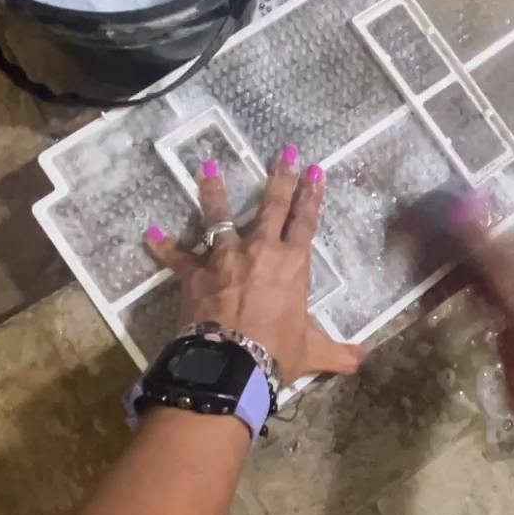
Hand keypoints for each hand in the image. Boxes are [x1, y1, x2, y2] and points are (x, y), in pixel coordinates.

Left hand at [143, 146, 361, 381]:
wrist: (232, 363)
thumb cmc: (277, 351)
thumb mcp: (312, 351)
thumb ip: (338, 352)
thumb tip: (363, 360)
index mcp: (293, 263)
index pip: (306, 221)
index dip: (311, 195)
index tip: (315, 170)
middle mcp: (260, 250)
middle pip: (272, 206)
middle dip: (280, 177)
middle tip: (284, 151)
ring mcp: (225, 257)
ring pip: (219, 216)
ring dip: (214, 190)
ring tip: (208, 166)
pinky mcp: (195, 273)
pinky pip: (177, 257)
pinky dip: (164, 246)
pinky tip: (151, 233)